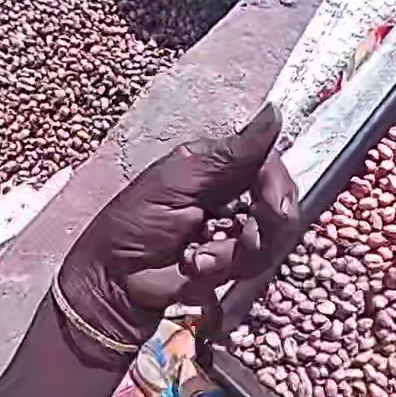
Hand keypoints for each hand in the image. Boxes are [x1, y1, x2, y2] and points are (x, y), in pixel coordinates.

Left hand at [56, 105, 298, 364]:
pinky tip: (197, 270)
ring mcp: (236, 230)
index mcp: (219, 166)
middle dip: (260, 230)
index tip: (275, 211)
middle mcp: (234, 194)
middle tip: (235, 241)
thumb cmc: (134, 225)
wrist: (114, 284)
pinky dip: (227, 270)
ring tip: (197, 259)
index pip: (271, 168)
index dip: (278, 190)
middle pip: (280, 206)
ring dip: (234, 254)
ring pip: (272, 240)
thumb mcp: (180, 181)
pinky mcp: (234, 263)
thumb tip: (274, 111)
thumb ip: (232, 154)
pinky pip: (256, 266)